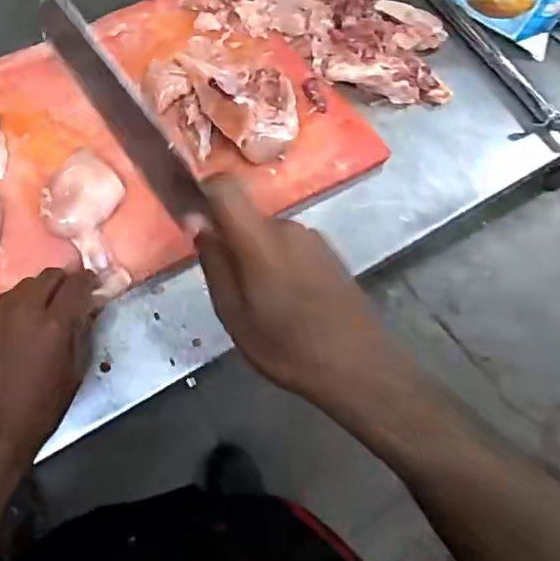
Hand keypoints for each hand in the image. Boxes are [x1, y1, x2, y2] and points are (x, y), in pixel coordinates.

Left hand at [0, 267, 98, 461]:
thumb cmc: (43, 405)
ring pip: (27, 284)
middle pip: (49, 276)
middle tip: (71, 292)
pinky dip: (21, 301)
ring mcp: (1, 310)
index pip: (76, 285)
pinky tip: (23, 319)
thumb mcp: (75, 371)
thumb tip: (87, 307)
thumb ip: (82, 331)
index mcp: (54, 324)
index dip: (87, 281)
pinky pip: (8, 298)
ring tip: (47, 306)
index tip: (92, 283)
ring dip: (41, 289)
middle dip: (64, 280)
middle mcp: (26, 308)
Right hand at [188, 176, 401, 403]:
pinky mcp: (329, 253)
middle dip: (228, 239)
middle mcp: (287, 227)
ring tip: (259, 299)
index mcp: (260, 239)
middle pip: (243, 215)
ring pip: (264, 232)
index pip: (224, 186)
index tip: (192, 218)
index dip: (203, 190)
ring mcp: (312, 239)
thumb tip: (198, 223)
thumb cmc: (289, 348)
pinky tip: (285, 300)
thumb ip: (214, 262)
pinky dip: (276, 262)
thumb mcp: (233, 313)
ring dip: (253, 254)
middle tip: (227, 284)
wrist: (367, 375)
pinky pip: (286, 244)